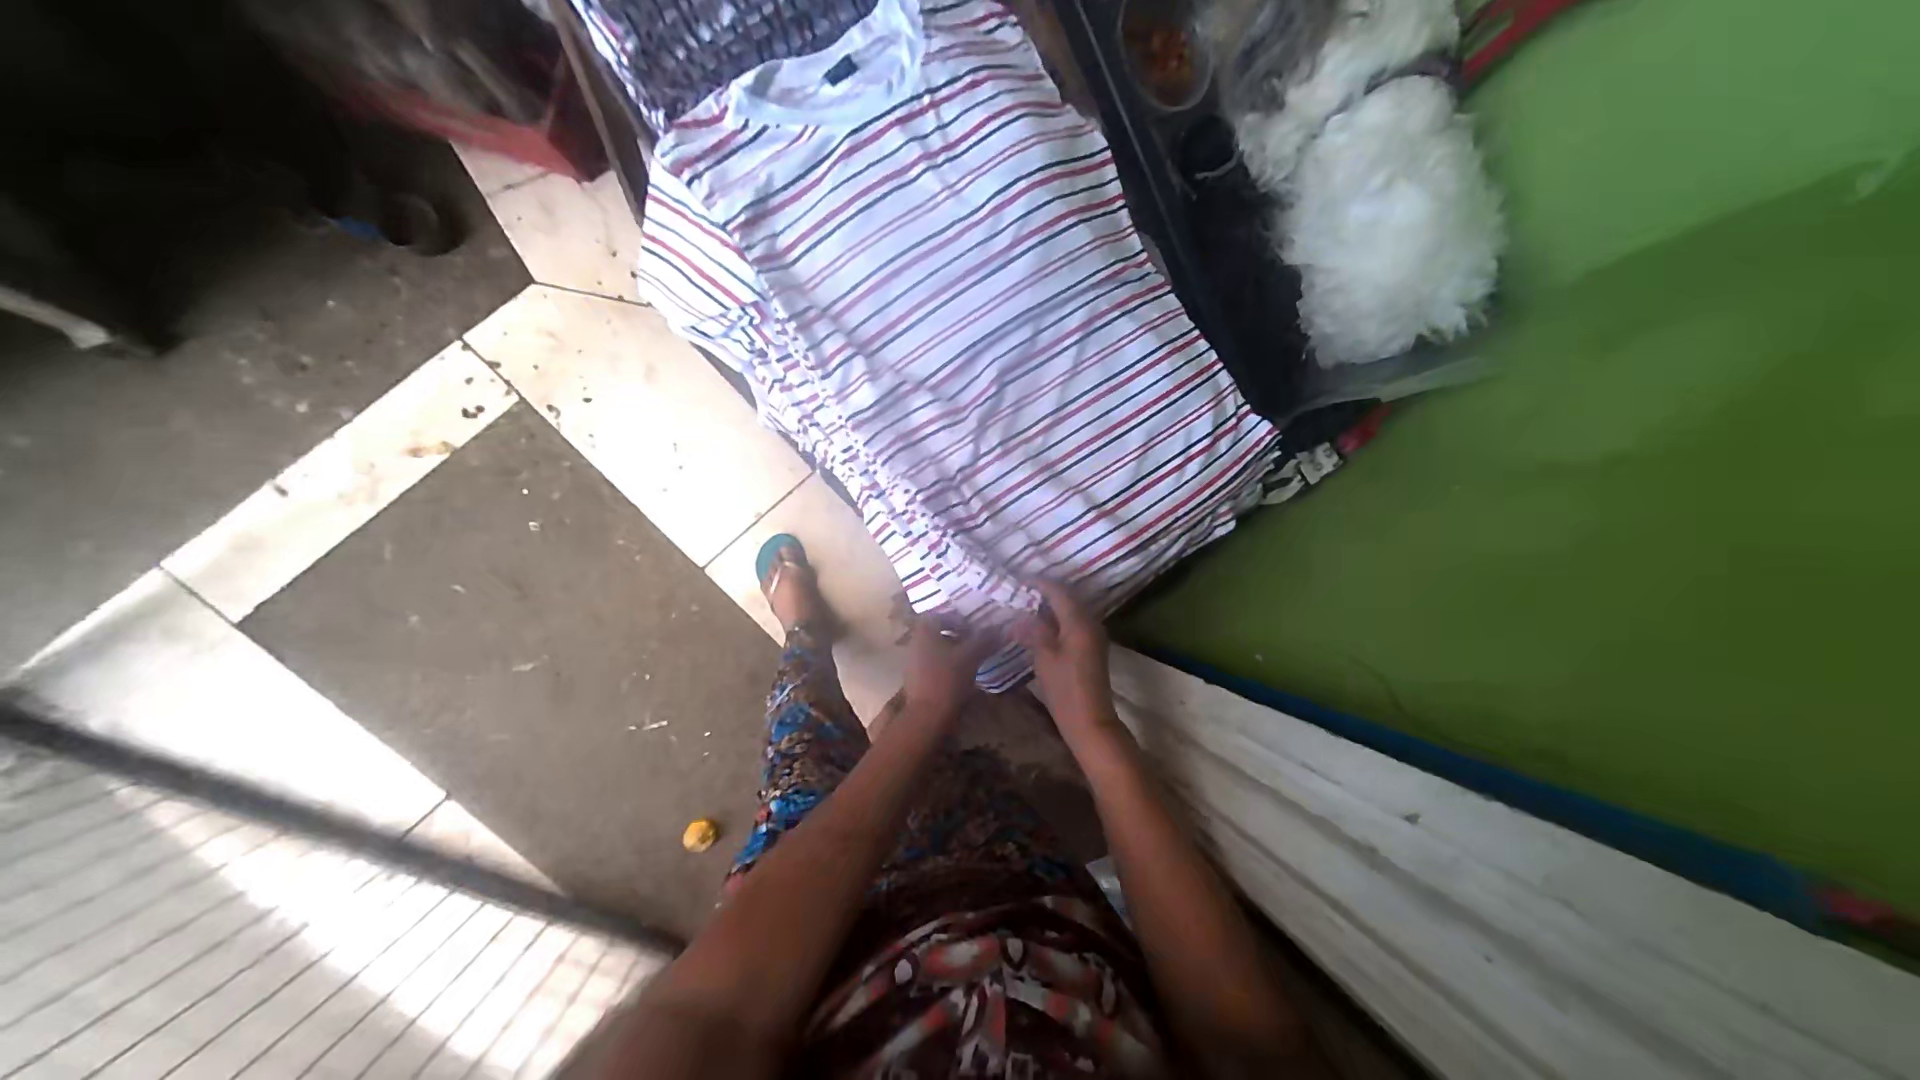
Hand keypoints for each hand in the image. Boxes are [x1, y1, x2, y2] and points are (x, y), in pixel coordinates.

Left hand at [899, 611, 1000, 726]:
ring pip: (935, 650)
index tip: (973, 629)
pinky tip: (961, 676)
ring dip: (953, 652)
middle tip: (976, 643)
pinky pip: (933, 665)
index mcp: (924, 632)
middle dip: (957, 636)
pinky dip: (947, 666)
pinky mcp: (915, 680)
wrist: (928, 716)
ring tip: (972, 660)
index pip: (939, 615)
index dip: (957, 619)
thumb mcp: (970, 656)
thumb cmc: (947, 679)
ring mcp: (912, 663)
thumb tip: (1000, 628)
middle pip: (937, 632)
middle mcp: (914, 643)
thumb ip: (984, 640)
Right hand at [1013, 580, 1118, 736]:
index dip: (1039, 584)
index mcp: (1079, 622)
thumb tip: (1020, 616)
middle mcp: (1091, 623)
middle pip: (1068, 599)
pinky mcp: (1092, 648)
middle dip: (1045, 594)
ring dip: (1051, 608)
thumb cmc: (1065, 688)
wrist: (1089, 720)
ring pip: (1071, 611)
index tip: (1019, 580)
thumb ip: (1034, 631)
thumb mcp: (1044, 656)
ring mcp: (1094, 636)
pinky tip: (1040, 628)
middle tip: (1020, 594)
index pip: (1059, 592)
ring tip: (1026, 608)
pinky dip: (1058, 620)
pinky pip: (1074, 624)